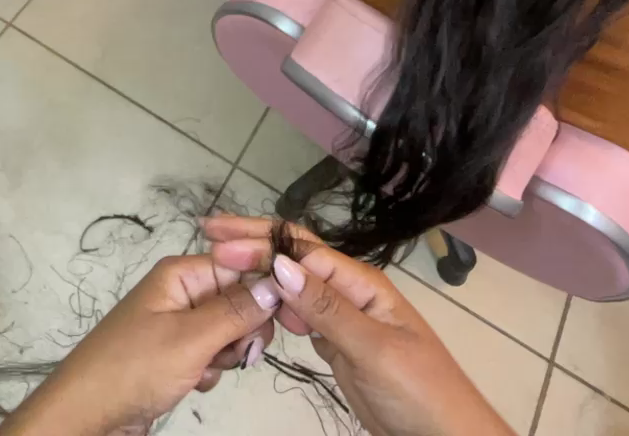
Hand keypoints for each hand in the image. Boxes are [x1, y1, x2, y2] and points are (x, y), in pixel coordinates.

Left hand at [0, 253, 281, 434]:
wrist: (90, 412)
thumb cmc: (137, 366)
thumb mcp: (191, 338)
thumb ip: (237, 311)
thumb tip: (279, 279)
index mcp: (181, 273)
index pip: (238, 265)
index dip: (263, 288)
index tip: (280, 316)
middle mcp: (182, 291)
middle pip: (238, 300)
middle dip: (243, 330)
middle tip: (236, 353)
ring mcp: (178, 322)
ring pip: (229, 331)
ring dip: (226, 355)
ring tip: (204, 369)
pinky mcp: (176, 352)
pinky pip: (213, 354)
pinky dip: (211, 370)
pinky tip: (193, 382)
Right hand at [204, 216, 515, 435]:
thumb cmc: (420, 393)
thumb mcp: (374, 349)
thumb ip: (326, 307)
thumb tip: (279, 262)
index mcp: (360, 281)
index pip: (300, 249)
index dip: (258, 243)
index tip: (218, 245)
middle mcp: (347, 290)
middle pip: (293, 256)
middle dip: (252, 242)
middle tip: (208, 234)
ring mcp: (341, 317)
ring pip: (291, 284)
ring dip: (258, 273)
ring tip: (220, 270)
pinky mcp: (335, 343)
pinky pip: (298, 314)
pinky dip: (272, 307)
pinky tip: (253, 309)